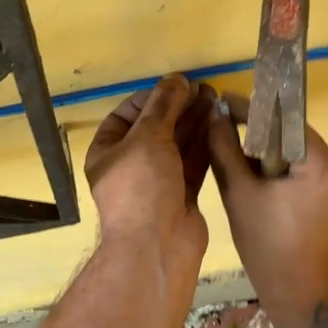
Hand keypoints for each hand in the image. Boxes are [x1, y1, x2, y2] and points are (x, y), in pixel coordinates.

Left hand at [84, 73, 214, 263]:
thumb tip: (177, 79)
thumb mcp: (148, 137)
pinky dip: (203, 143)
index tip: (178, 85)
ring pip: (177, 143)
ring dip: (194, 121)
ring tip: (216, 99)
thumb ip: (163, 106)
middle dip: (179, 107)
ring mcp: (157, 180)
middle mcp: (130, 164)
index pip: (129, 113)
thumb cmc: (142, 186)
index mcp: (108, 150)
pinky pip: (192, 161)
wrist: (158, 248)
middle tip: (205, 89)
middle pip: (156, 127)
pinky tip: (219, 123)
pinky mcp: (181, 193)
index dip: (153, 97)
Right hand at [206, 93, 327, 315]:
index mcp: (320, 164)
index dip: (251, 107)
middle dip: (258, 126)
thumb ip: (225, 146)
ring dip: (268, 144)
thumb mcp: (238, 192)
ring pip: (297, 146)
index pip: (283, 118)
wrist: (298, 294)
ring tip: (236, 147)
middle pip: (292, 131)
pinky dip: (281, 161)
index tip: (222, 100)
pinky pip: (305, 162)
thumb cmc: (266, 245)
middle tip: (224, 124)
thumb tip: (215, 112)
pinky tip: (257, 170)